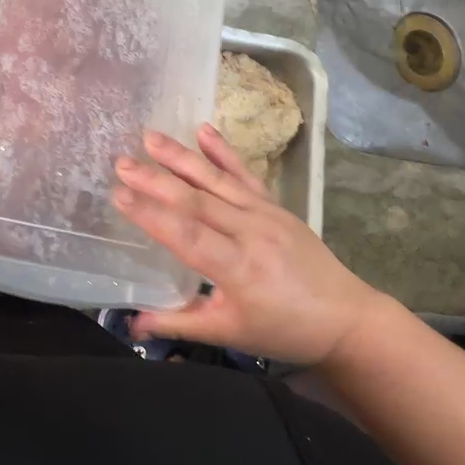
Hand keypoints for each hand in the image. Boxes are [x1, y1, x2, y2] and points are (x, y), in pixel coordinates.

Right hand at [114, 125, 386, 363]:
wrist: (345, 318)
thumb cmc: (284, 330)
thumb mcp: (230, 334)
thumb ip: (178, 324)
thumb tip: (131, 325)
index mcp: (238, 268)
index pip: (187, 235)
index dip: (151, 215)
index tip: (119, 195)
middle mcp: (251, 233)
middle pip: (197, 201)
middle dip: (156, 180)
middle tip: (121, 163)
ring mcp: (266, 214)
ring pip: (217, 180)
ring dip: (181, 157)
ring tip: (149, 137)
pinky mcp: (276, 206)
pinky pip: (245, 175)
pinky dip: (224, 152)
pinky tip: (204, 130)